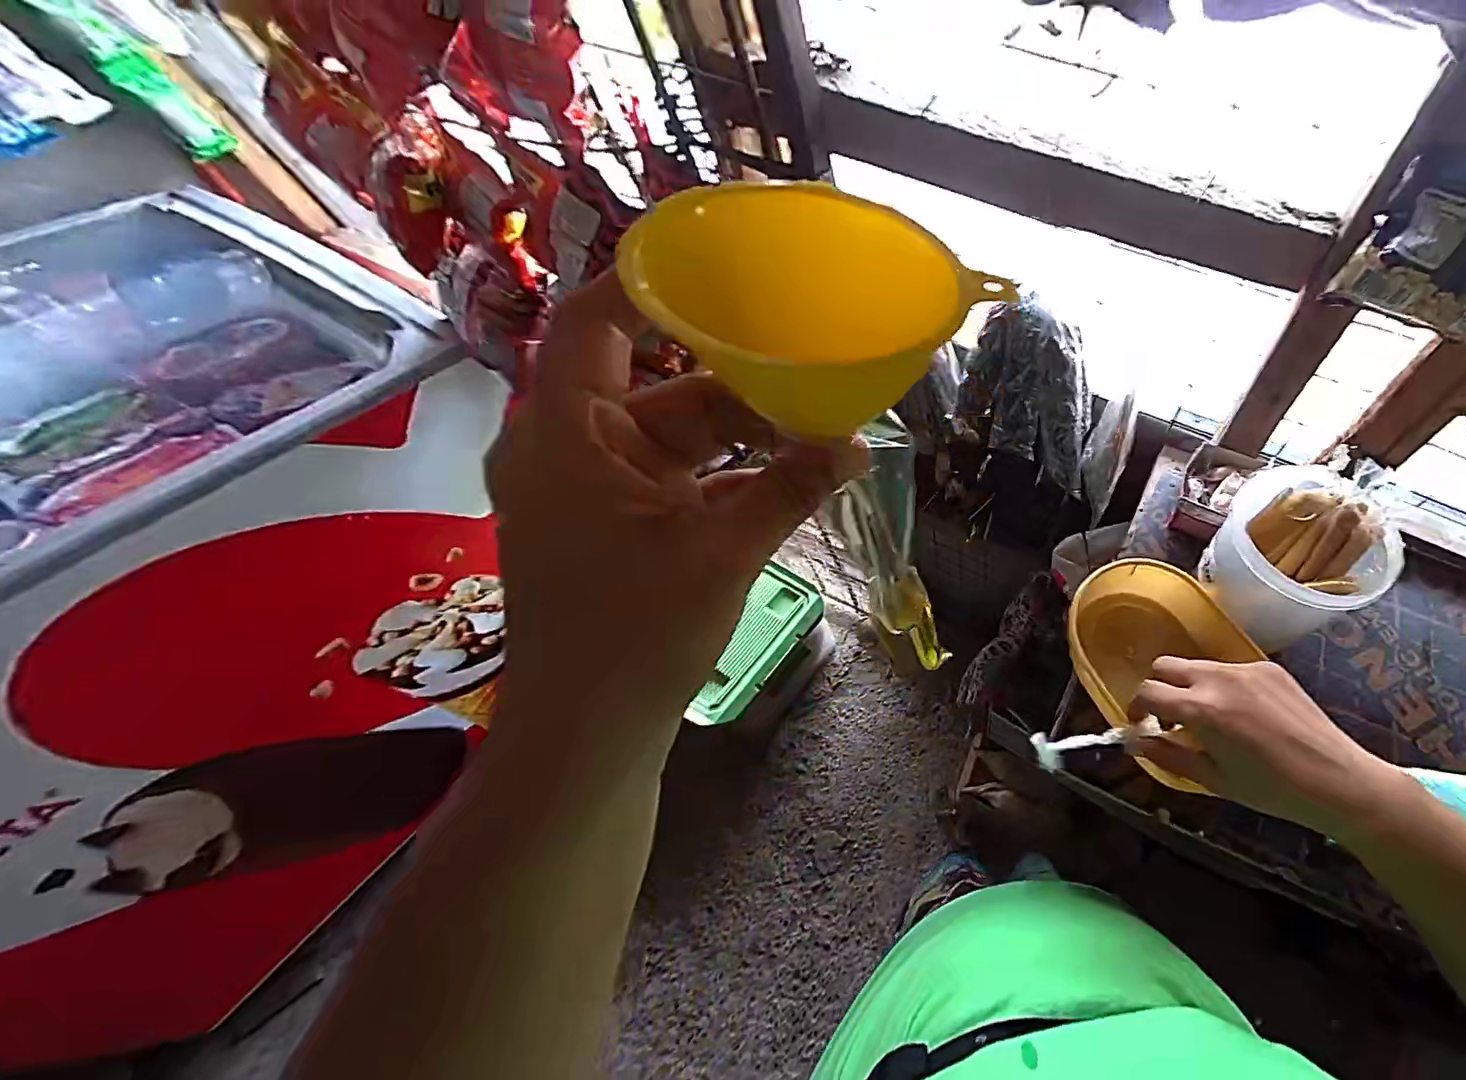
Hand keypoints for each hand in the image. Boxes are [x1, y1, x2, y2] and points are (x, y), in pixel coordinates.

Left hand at [485, 272, 866, 762]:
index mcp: (567, 433)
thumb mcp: (722, 552)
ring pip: (679, 436)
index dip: (653, 282)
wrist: (590, 734)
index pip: (597, 320)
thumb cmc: (635, 636)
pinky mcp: (622, 523)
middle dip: (738, 381)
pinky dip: (730, 476)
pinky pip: (682, 477)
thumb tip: (858, 449)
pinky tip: (789, 476)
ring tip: (817, 426)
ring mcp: (599, 488)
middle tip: (810, 368)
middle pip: (661, 383)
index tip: (724, 266)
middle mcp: (573, 448)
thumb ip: (789, 490)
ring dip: (744, 436)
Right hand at [1133, 657, 1419, 839]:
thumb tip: (1135, 742)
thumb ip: (1167, 755)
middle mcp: (1219, 679)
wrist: (1338, 780)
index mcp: (1201, 709)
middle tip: (1168, 717)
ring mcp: (1246, 669)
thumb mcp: (1212, 779)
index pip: (1148, 691)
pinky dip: (1222, 687)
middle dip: (1157, 688)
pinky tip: (1245, 716)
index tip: (1140, 724)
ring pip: (1198, 667)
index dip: (1136, 708)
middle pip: (1165, 666)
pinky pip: (1230, 670)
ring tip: (1209, 720)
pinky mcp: (1268, 667)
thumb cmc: (1271, 790)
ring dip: (1190, 687)